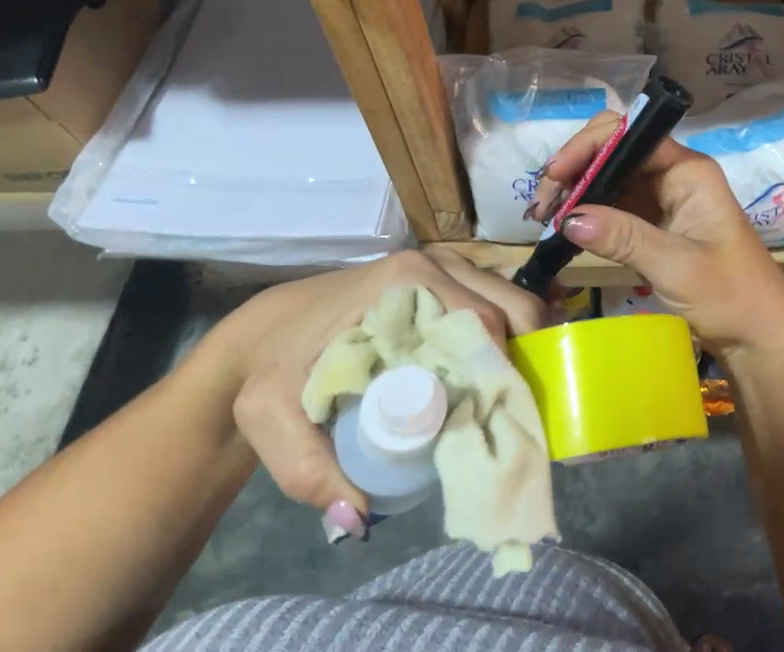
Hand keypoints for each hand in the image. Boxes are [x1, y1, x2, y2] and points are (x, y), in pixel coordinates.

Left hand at [198, 248, 548, 539]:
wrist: (259, 336)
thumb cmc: (271, 369)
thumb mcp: (274, 419)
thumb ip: (306, 470)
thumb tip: (358, 520)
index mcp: (407, 283)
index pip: (485, 322)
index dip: (502, 369)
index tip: (500, 418)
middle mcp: (434, 263)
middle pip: (511, 306)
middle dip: (524, 357)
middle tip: (510, 412)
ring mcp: (442, 264)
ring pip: (510, 301)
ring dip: (520, 345)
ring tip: (506, 397)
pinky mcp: (443, 276)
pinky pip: (495, 300)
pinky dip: (508, 334)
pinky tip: (499, 372)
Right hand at [529, 111, 783, 354]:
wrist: (757, 336)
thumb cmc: (730, 295)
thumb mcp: (675, 265)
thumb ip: (622, 237)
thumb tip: (568, 218)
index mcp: (688, 170)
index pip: (630, 135)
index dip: (589, 147)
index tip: (555, 175)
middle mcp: (674, 175)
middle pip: (614, 152)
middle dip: (574, 169)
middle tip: (541, 205)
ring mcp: (662, 200)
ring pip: (608, 179)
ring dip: (575, 192)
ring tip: (542, 218)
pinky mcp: (653, 225)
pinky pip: (613, 207)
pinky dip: (586, 215)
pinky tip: (562, 230)